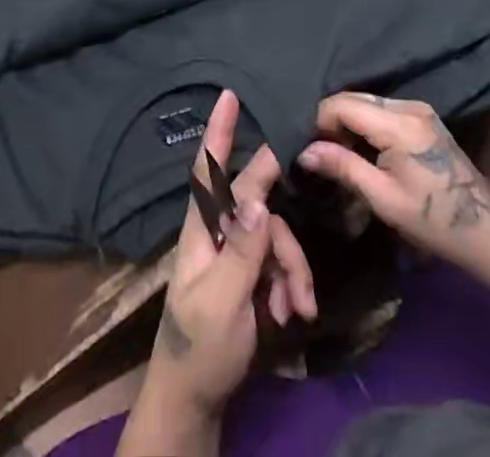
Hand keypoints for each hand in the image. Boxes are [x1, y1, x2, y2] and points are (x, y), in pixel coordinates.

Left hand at [147, 91, 316, 414]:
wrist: (196, 393)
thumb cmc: (199, 345)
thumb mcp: (222, 302)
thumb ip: (241, 250)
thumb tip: (257, 198)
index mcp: (201, 228)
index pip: (209, 169)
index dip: (218, 131)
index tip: (229, 95)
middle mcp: (219, 230)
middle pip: (260, 210)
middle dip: (283, 247)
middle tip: (290, 279)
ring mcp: (236, 252)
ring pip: (277, 240)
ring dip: (292, 277)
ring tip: (293, 316)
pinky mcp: (252, 274)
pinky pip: (281, 265)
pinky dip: (292, 288)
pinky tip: (293, 317)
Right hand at [297, 94, 489, 273]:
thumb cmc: (435, 221)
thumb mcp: (382, 197)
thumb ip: (341, 166)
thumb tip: (302, 151)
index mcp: (399, 124)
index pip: (340, 105)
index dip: (317, 124)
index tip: (308, 151)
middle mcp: (409, 106)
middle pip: (351, 99)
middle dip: (329, 122)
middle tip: (318, 153)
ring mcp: (418, 110)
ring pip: (363, 102)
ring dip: (345, 123)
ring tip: (336, 154)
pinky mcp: (422, 119)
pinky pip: (379, 110)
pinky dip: (362, 125)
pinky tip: (359, 150)